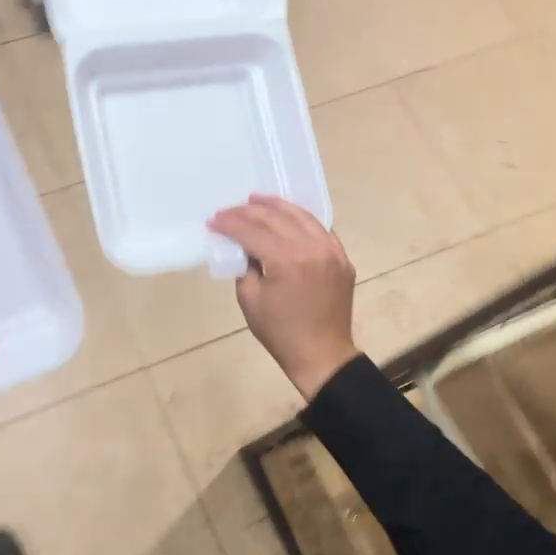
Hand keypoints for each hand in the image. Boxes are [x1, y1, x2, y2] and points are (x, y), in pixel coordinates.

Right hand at [210, 195, 358, 399]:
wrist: (322, 355)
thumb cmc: (280, 332)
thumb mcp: (250, 299)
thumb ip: (245, 265)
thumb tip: (244, 246)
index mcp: (287, 260)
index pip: (252, 231)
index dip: (230, 224)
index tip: (213, 221)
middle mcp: (312, 248)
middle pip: (276, 218)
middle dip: (248, 212)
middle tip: (229, 211)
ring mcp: (331, 251)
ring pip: (301, 216)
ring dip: (276, 206)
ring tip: (256, 199)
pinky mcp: (342, 258)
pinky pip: (320, 229)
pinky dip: (301, 220)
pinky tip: (287, 217)